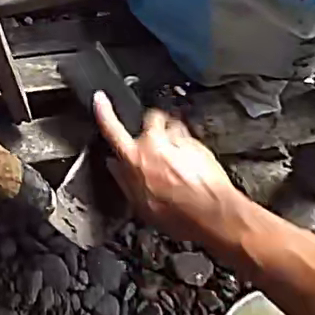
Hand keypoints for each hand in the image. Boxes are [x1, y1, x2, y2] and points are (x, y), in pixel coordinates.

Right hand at [93, 92, 242, 244]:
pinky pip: (188, 136)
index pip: (112, 129)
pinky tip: (192, 166)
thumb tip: (113, 166)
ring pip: (171, 125)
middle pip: (149, 119)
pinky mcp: (197, 142)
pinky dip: (188, 146)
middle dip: (152, 127)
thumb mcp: (141, 206)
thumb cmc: (179, 215)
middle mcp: (154, 144)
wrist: (213, 214)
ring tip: (177, 160)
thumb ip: (124, 180)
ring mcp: (177, 140)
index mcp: (134, 159)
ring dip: (172, 135)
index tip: (100, 98)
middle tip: (158, 148)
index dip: (104, 112)